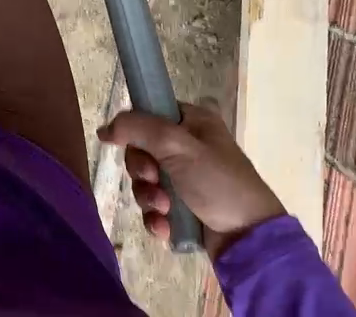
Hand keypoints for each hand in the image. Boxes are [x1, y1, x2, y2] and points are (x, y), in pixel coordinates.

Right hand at [97, 100, 285, 257]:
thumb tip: (104, 129)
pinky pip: (154, 205)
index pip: (149, 114)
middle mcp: (188, 147)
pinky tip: (164, 227)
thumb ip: (137, 128)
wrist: (252, 241)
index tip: (131, 145)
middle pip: (141, 149)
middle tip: (153, 179)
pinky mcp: (184, 207)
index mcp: (192, 122)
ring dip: (147, 196)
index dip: (135, 129)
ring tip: (162, 209)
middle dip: (141, 170)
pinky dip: (155, 216)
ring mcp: (186, 179)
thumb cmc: (218, 183)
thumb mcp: (177, 146)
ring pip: (145, 180)